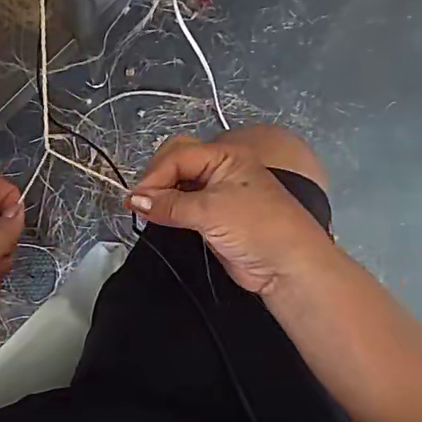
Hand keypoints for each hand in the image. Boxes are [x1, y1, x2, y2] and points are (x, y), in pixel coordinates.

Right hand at [124, 134, 337, 295]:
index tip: (137, 199)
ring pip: (176, 183)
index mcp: (225, 156)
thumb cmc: (258, 228)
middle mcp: (220, 168)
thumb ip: (169, 204)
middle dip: (156, 179)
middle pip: (175, 162)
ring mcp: (215, 192)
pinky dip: (167, 209)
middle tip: (140, 202)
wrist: (288, 267)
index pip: (178, 154)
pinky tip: (156, 218)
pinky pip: (181, 204)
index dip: (155, 174)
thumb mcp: (210, 211)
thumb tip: (133, 200)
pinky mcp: (211, 215)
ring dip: (160, 195)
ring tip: (144, 211)